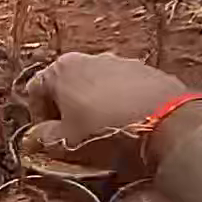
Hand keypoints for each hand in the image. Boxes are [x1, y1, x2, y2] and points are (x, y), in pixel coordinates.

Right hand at [20, 52, 201, 169]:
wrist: (167, 122)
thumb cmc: (103, 131)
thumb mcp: (65, 143)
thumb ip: (44, 138)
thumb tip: (37, 136)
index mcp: (59, 70)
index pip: (34, 90)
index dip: (37, 116)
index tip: (47, 136)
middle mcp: (87, 58)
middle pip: (65, 84)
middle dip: (65, 108)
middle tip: (72, 133)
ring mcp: (119, 61)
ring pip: (95, 84)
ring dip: (92, 104)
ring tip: (103, 130)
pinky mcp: (147, 69)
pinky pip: (122, 87)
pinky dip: (119, 102)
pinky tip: (127, 123)